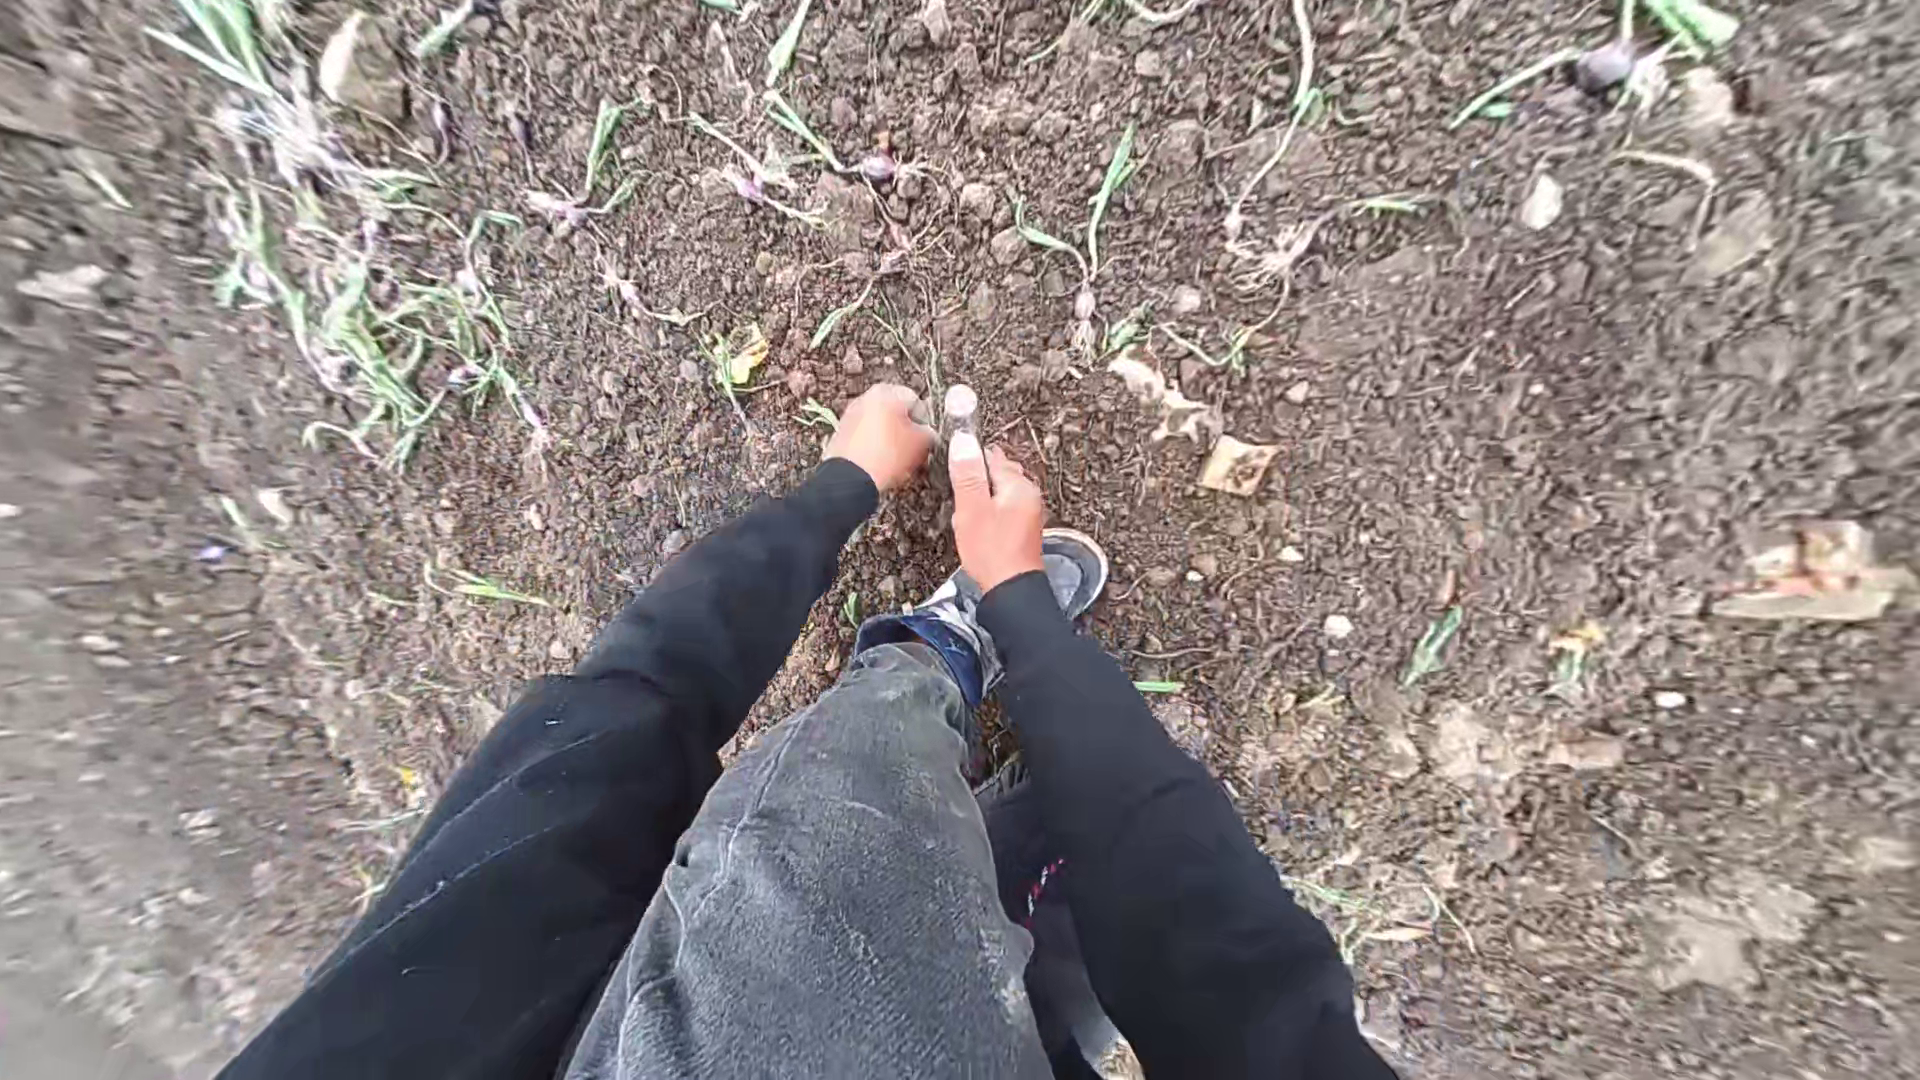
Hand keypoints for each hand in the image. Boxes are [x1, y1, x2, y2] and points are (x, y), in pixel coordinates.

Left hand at [825, 384, 935, 492]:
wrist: (850, 478)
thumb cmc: (885, 456)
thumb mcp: (920, 444)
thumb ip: (929, 433)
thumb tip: (929, 434)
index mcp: (886, 392)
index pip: (915, 401)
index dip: (925, 422)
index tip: (927, 437)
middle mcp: (865, 398)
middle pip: (895, 413)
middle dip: (906, 431)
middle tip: (914, 449)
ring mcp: (851, 416)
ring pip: (880, 426)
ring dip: (891, 440)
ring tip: (898, 460)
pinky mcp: (841, 435)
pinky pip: (866, 438)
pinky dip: (875, 447)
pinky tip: (881, 463)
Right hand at [948, 432, 1045, 593]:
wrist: (1010, 589)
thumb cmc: (992, 552)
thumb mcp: (972, 509)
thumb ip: (968, 474)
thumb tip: (964, 440)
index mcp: (1019, 486)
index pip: (992, 458)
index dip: (971, 459)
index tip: (956, 464)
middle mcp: (1029, 496)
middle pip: (1000, 474)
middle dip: (979, 477)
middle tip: (959, 485)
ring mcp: (1028, 513)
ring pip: (1002, 492)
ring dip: (984, 495)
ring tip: (966, 506)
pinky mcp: (1023, 529)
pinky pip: (1005, 509)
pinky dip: (990, 510)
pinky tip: (979, 523)